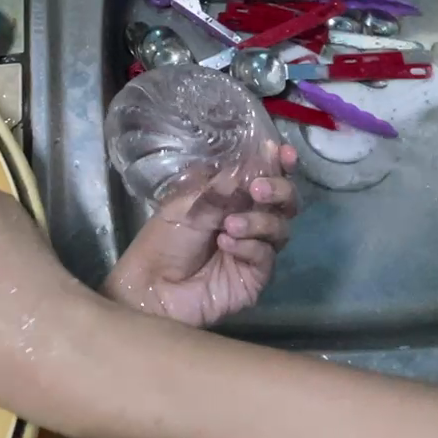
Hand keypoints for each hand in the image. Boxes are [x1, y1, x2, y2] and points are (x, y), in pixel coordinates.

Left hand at [102, 144, 299, 326]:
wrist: (151, 286)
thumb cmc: (164, 238)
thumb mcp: (189, 203)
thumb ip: (223, 188)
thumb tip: (253, 164)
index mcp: (233, 197)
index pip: (264, 176)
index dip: (279, 163)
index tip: (283, 152)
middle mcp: (250, 219)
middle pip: (285, 203)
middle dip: (279, 190)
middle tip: (258, 189)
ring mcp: (255, 249)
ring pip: (280, 228)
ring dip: (258, 220)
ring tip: (229, 224)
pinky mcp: (255, 277)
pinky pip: (265, 256)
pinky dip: (248, 246)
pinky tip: (225, 244)